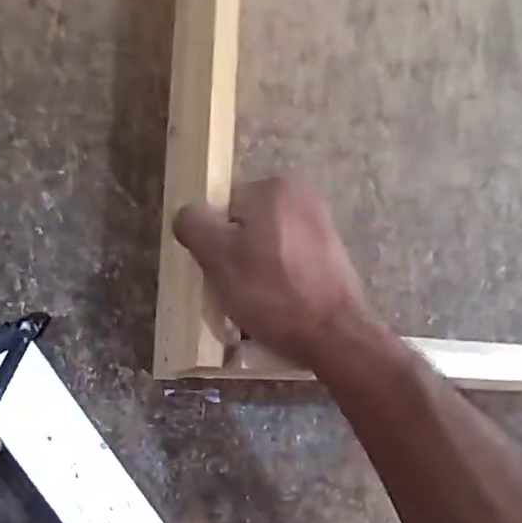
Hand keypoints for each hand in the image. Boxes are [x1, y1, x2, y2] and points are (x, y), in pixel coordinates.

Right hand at [173, 176, 374, 366]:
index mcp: (275, 187)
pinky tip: (277, 306)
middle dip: (235, 257)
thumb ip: (194, 224)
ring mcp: (322, 227)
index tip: (219, 269)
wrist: (331, 335)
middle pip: (245, 228)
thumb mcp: (217, 256)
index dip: (214, 241)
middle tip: (235, 288)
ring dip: (255, 274)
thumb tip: (190, 216)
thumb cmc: (270, 292)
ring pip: (265, 249)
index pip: (224, 208)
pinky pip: (287, 265)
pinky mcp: (331, 257)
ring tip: (256, 302)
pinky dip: (278, 283)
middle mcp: (303, 197)